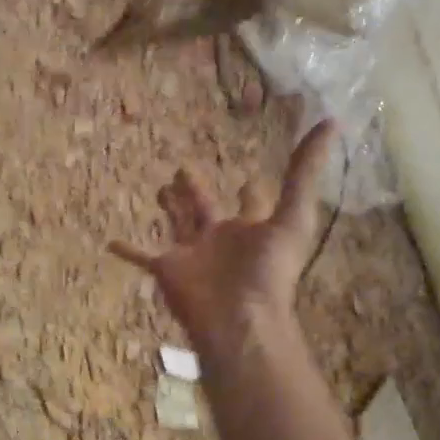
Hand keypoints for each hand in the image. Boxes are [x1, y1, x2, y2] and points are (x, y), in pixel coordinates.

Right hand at [108, 120, 336, 350]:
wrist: (236, 317)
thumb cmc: (268, 271)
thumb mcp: (294, 216)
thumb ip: (304, 173)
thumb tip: (330, 122)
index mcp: (249, 229)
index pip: (251, 204)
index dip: (253, 191)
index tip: (251, 176)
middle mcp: (218, 239)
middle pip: (205, 209)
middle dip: (197, 190)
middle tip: (184, 169)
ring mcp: (190, 254)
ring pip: (175, 224)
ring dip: (168, 208)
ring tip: (158, 190)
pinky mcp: (166, 268)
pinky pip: (142, 256)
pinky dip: (126, 250)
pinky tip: (109, 242)